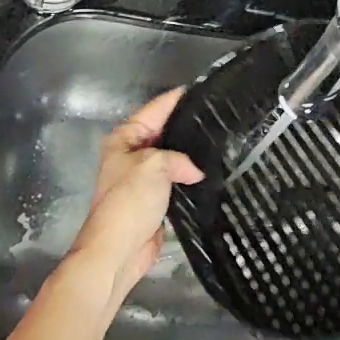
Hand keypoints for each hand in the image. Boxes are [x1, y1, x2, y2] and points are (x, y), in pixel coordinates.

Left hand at [66, 87, 204, 308]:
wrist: (117, 250)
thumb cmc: (129, 201)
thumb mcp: (154, 166)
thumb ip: (178, 159)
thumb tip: (196, 172)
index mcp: (125, 138)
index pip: (155, 109)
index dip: (178, 98)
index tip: (204, 89)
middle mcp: (132, 153)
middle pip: (164, 132)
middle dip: (187, 127)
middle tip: (220, 117)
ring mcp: (143, 177)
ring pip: (172, 157)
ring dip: (191, 155)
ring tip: (221, 142)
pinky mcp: (155, 199)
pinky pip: (176, 180)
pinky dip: (190, 178)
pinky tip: (213, 173)